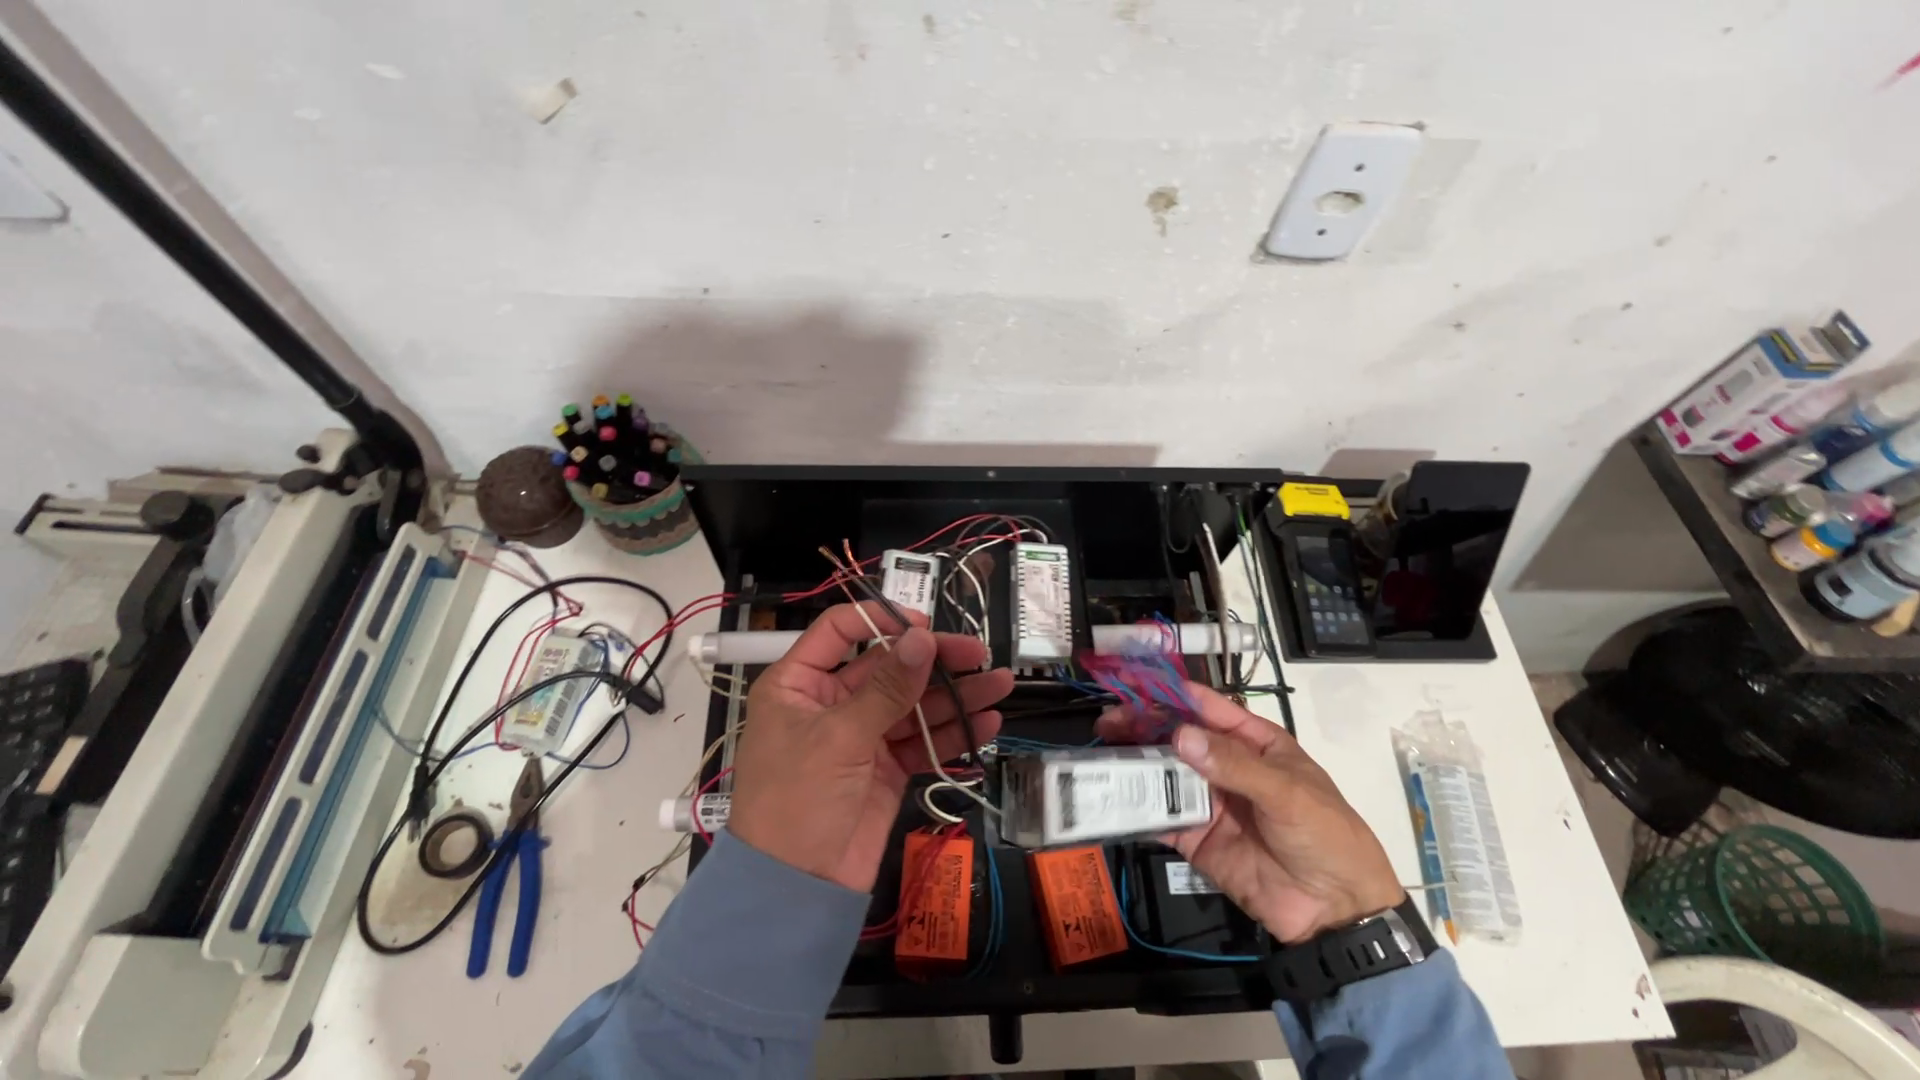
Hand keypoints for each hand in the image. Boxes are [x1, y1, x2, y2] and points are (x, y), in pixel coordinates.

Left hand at [728, 602, 1011, 892]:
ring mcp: (861, 736)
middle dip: (934, 661)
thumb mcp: (839, 738)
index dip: (881, 621)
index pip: (840, 631)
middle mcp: (830, 702)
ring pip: (913, 704)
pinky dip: (953, 733)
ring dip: (955, 696)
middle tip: (979, 655)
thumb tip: (924, 637)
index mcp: (799, 683)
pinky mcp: (886, 768)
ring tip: (999, 684)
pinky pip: (923, 740)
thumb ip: (887, 688)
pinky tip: (987, 722)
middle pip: (887, 667)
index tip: (925, 625)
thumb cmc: (798, 799)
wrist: (795, 889)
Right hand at [1096, 683, 1403, 943]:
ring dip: (1132, 764)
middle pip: (1177, 739)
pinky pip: (1159, 819)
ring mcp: (1207, 802)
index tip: (1134, 682)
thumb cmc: (1324, 834)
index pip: (1208, 708)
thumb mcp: (1287, 793)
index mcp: (1254, 743)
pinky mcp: (1194, 838)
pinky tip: (1109, 799)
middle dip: (1142, 727)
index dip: (1172, 693)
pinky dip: (1134, 809)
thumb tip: (1179, 735)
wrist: (1335, 910)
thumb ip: (1233, 765)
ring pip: (1163, 775)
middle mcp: (1225, 766)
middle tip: (1107, 723)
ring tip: (1100, 754)